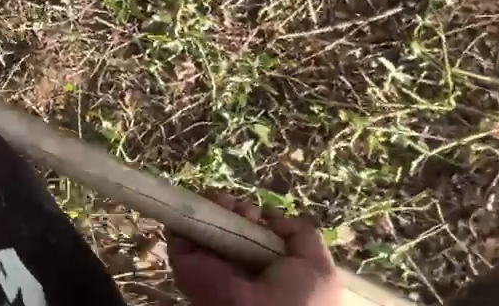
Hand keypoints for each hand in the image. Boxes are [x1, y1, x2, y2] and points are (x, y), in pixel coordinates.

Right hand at [169, 194, 338, 305]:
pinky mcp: (183, 257)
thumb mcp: (319, 270)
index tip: (263, 213)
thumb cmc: (297, 297)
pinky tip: (205, 206)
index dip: (259, 221)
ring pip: (204, 225)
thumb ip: (304, 238)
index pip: (256, 238)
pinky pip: (179, 230)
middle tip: (242, 206)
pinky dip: (187, 214)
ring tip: (226, 202)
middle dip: (236, 210)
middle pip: (229, 227)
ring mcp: (208, 261)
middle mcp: (237, 265)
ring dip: (213, 208)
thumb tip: (273, 214)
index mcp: (267, 272)